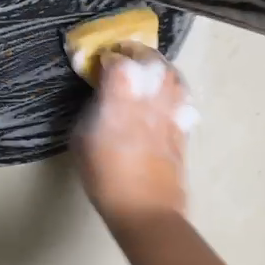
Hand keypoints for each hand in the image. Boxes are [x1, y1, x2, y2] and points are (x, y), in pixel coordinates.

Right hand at [75, 43, 192, 228]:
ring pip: (175, 80)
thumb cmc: (103, 175)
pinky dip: (175, 90)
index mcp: (119, 103)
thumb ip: (93, 109)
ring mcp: (170, 119)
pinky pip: (184, 102)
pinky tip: (165, 95)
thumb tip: (101, 96)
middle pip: (156, 64)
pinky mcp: (183, 135)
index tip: (100, 58)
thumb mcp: (81, 136)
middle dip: (141, 52)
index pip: (122, 62)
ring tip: (149, 69)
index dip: (111, 54)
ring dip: (162, 68)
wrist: (146, 212)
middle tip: (126, 53)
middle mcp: (149, 104)